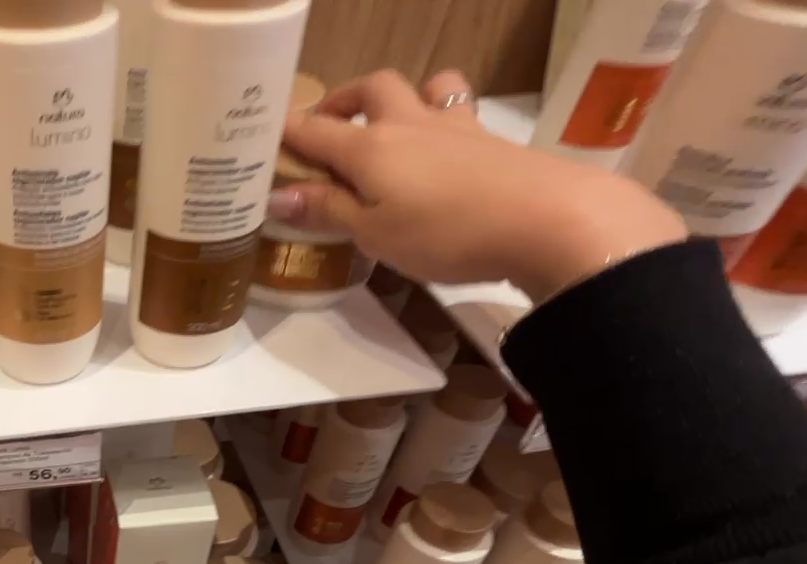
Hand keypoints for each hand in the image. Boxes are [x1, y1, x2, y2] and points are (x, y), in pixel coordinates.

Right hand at [268, 70, 686, 301]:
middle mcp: (409, 124)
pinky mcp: (489, 140)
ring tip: (390, 123)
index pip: (316, 132)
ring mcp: (455, 126)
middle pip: (371, 89)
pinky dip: (440, 115)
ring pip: (425, 86)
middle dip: (341, 100)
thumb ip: (327, 211)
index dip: (286, 131)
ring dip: (401, 96)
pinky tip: (439, 144)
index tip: (261, 134)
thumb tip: (277, 195)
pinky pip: (458, 109)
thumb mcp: (373, 232)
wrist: (545, 219)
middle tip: (325, 123)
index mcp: (372, 148)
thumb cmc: (444, 232)